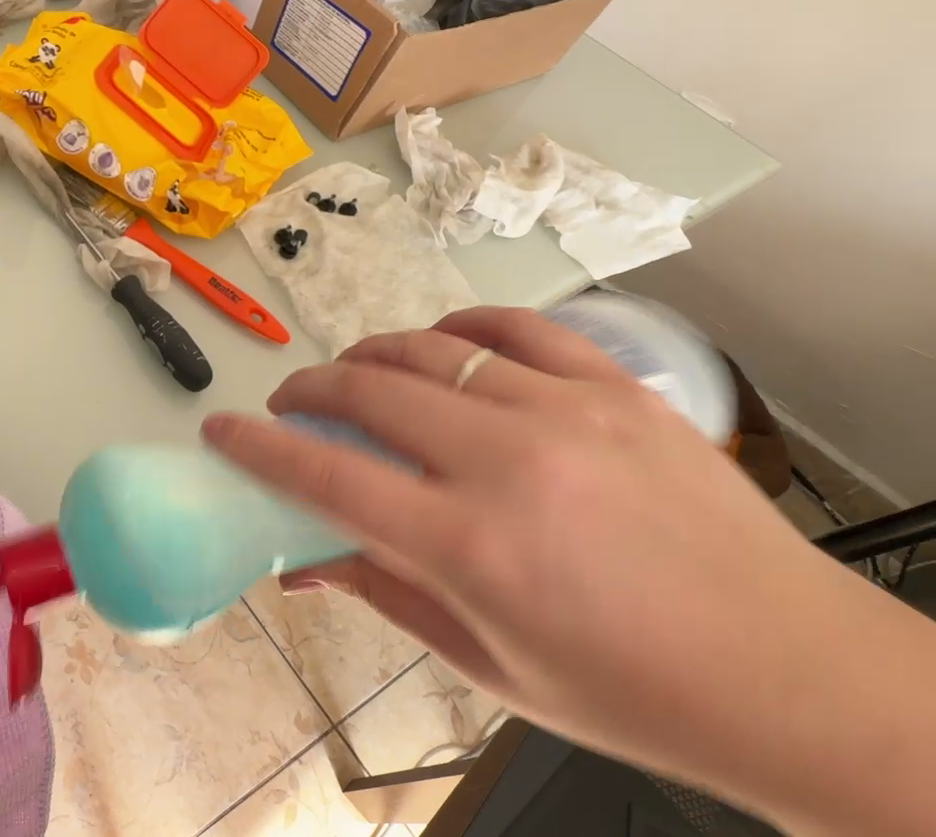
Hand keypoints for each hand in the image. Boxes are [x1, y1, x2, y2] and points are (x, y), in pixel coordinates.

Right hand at [202, 306, 935, 836]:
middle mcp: (511, 465)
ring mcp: (572, 415)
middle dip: (305, 390)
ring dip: (369, 359)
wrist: (805, 683)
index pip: (324, 478)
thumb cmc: (633, 694)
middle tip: (290, 406)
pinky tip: (441, 348)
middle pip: (365, 393)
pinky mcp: (624, 392)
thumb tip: (301, 561)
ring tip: (356, 379)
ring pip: (428, 351)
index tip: (220, 429)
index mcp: (471, 548)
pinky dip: (461, 330)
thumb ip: (382, 592)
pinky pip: (519, 330)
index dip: (256, 447)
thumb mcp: (487, 664)